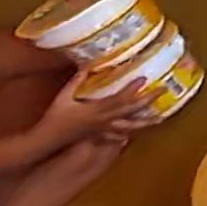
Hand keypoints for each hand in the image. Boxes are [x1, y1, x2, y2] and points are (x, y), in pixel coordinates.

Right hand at [26, 74, 151, 149]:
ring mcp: (103, 130)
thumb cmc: (53, 118)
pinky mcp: (99, 136)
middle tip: (163, 90)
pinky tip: (135, 134)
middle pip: (130, 111)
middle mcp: (103, 120)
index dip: (132, 90)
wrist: (43, 142)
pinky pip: (117, 135)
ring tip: (160, 119)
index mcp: (95, 110)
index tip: (145, 79)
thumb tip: (88, 63)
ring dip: (145, 122)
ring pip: (128, 127)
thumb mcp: (63, 97)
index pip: (118, 100)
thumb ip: (76, 80)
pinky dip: (127, 134)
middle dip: (147, 101)